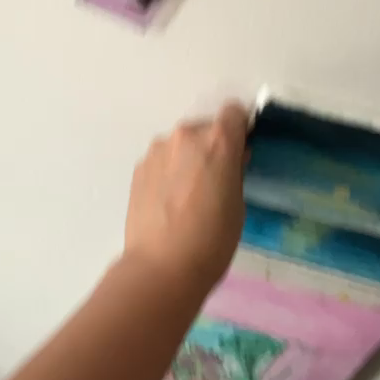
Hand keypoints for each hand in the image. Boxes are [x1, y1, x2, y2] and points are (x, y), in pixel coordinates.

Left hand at [122, 103, 248, 297]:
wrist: (161, 267)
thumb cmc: (212, 240)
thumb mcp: (238, 205)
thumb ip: (235, 171)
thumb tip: (231, 158)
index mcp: (217, 141)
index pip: (234, 112)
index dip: (240, 130)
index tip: (240, 151)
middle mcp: (185, 135)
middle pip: (205, 128)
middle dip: (212, 147)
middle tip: (214, 181)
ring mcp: (158, 149)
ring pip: (181, 144)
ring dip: (187, 158)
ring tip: (186, 196)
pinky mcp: (139, 166)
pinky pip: (162, 160)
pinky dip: (168, 172)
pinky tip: (168, 203)